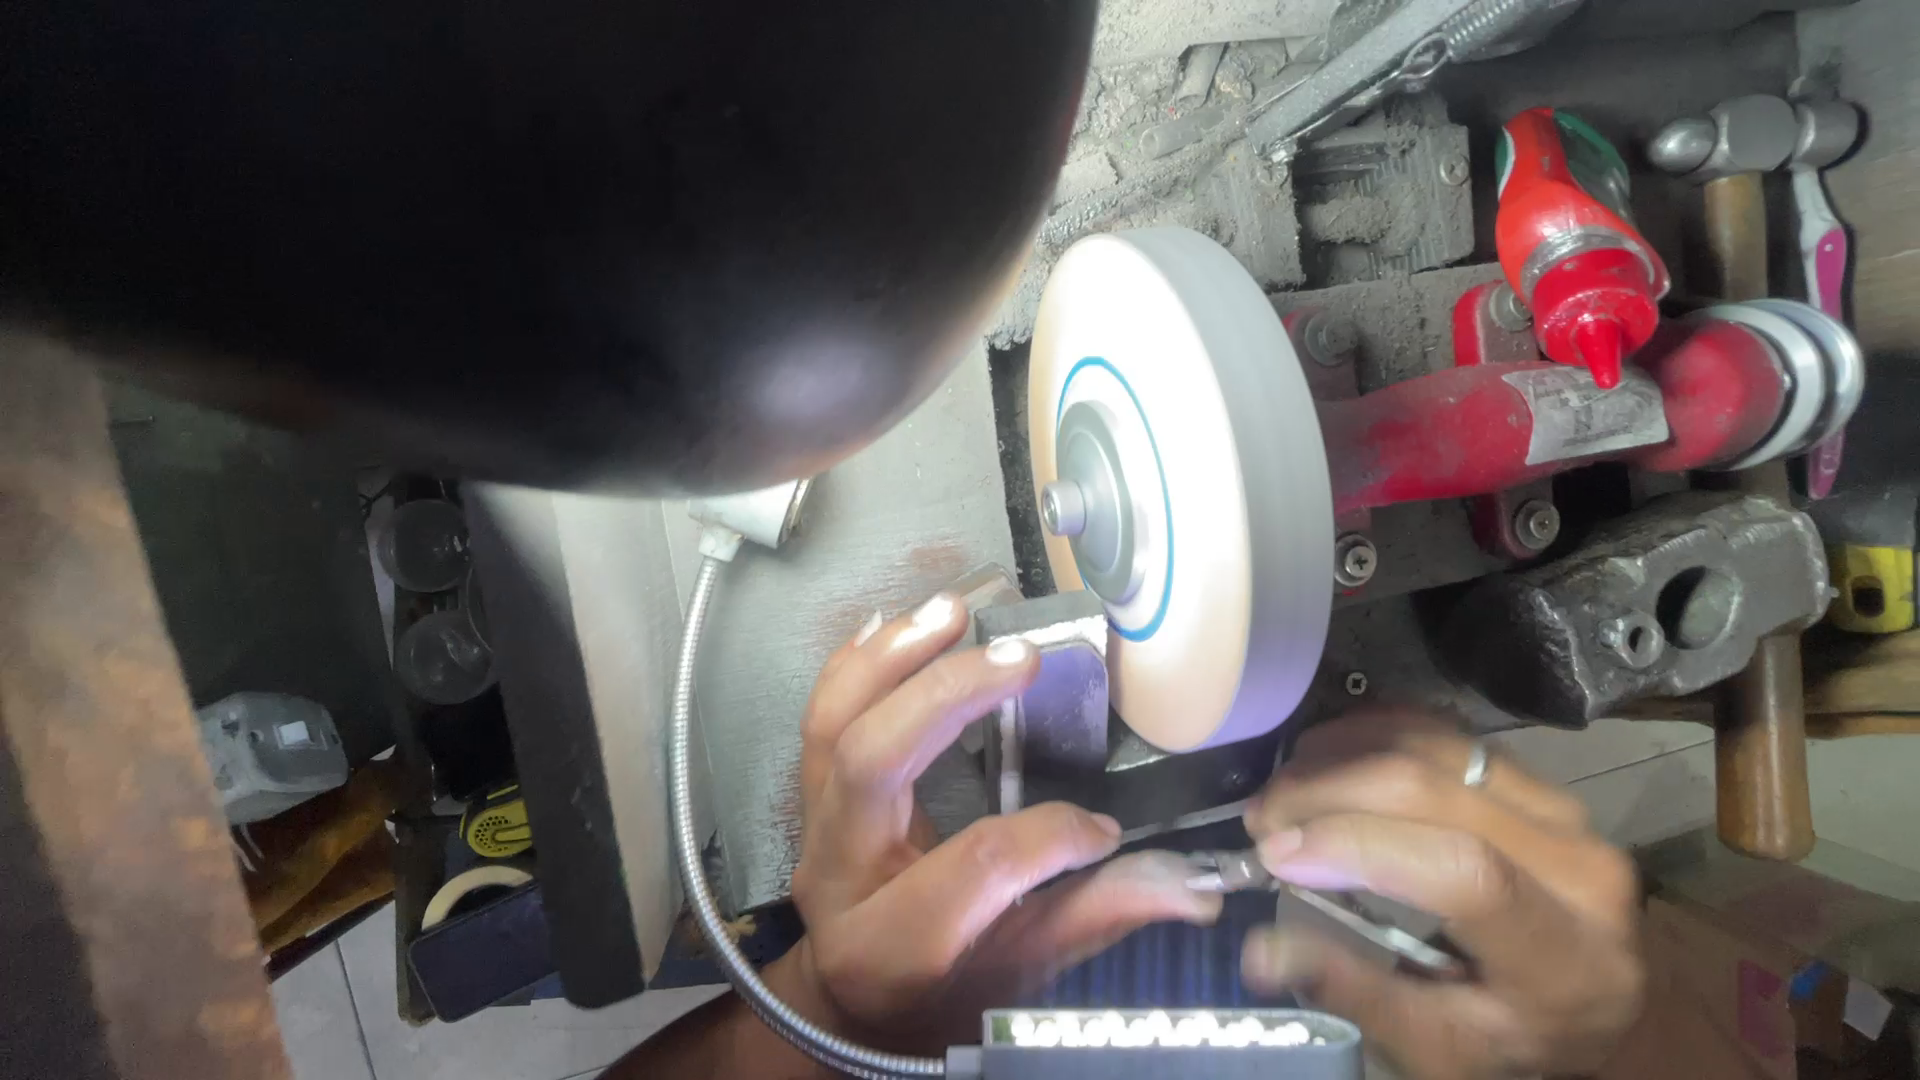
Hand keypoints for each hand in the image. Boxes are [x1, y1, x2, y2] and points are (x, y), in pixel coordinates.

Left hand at [781, 592, 1222, 1051]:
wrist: (849, 1002)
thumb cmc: (940, 993)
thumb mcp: (1020, 975)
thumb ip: (1096, 918)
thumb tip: (1194, 888)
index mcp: (893, 939)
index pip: (975, 863)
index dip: (1050, 834)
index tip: (1104, 825)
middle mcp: (838, 871)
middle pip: (872, 761)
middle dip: (947, 694)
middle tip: (1019, 652)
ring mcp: (815, 825)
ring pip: (833, 723)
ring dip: (894, 656)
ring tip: (953, 610)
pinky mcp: (812, 792)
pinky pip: (820, 715)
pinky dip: (858, 661)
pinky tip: (898, 622)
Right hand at [1239, 709, 1642, 1079]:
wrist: (1603, 988)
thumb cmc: (1514, 1025)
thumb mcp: (1438, 1043)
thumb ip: (1354, 990)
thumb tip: (1258, 950)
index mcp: (1563, 954)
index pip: (1460, 869)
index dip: (1358, 846)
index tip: (1276, 853)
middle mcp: (1573, 863)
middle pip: (1427, 790)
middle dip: (1322, 795)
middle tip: (1261, 821)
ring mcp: (1554, 804)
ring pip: (1421, 746)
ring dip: (1331, 758)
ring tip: (1282, 790)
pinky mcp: (1526, 771)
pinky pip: (1430, 729)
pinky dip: (1361, 733)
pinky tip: (1320, 759)